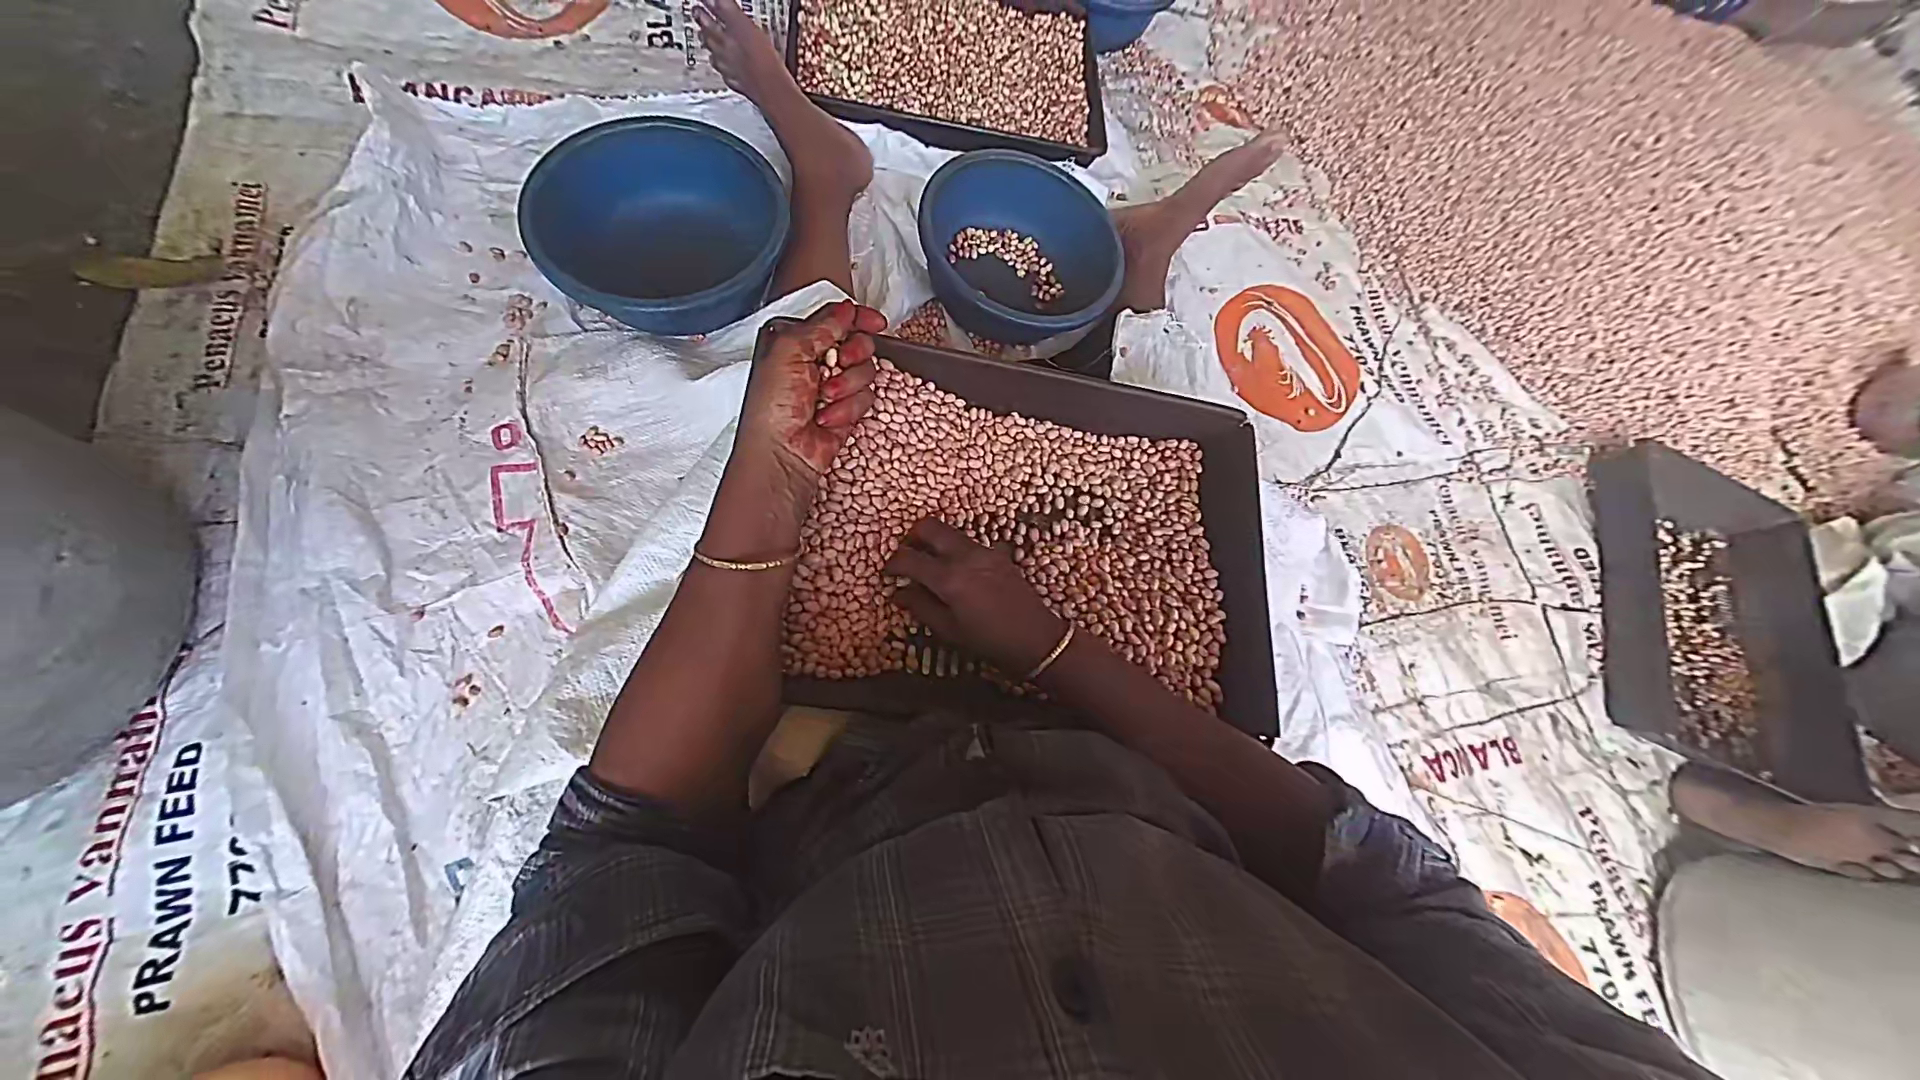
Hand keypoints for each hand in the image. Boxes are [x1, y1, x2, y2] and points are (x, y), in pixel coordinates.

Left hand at [738, 300, 887, 490]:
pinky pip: (866, 398)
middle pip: (859, 343)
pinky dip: (848, 408)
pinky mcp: (848, 409)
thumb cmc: (772, 407)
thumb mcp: (788, 351)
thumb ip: (821, 326)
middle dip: (854, 353)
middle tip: (840, 363)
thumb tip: (846, 309)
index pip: (837, 320)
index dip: (859, 318)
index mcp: (800, 341)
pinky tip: (827, 418)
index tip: (876, 323)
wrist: (780, 451)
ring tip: (825, 398)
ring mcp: (836, 386)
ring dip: (847, 385)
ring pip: (866, 371)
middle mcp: (819, 362)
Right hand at [885, 519, 1067, 674]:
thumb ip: (921, 607)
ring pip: (952, 533)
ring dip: (936, 543)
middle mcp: (966, 556)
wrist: (1037, 640)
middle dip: (912, 537)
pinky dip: (958, 551)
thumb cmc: (989, 641)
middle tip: (907, 556)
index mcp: (948, 578)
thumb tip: (899, 593)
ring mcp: (986, 552)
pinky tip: (961, 573)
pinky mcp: (1000, 555)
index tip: (888, 573)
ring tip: (931, 566)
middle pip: (930, 527)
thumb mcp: (949, 630)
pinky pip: (972, 544)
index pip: (908, 558)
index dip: (892, 564)